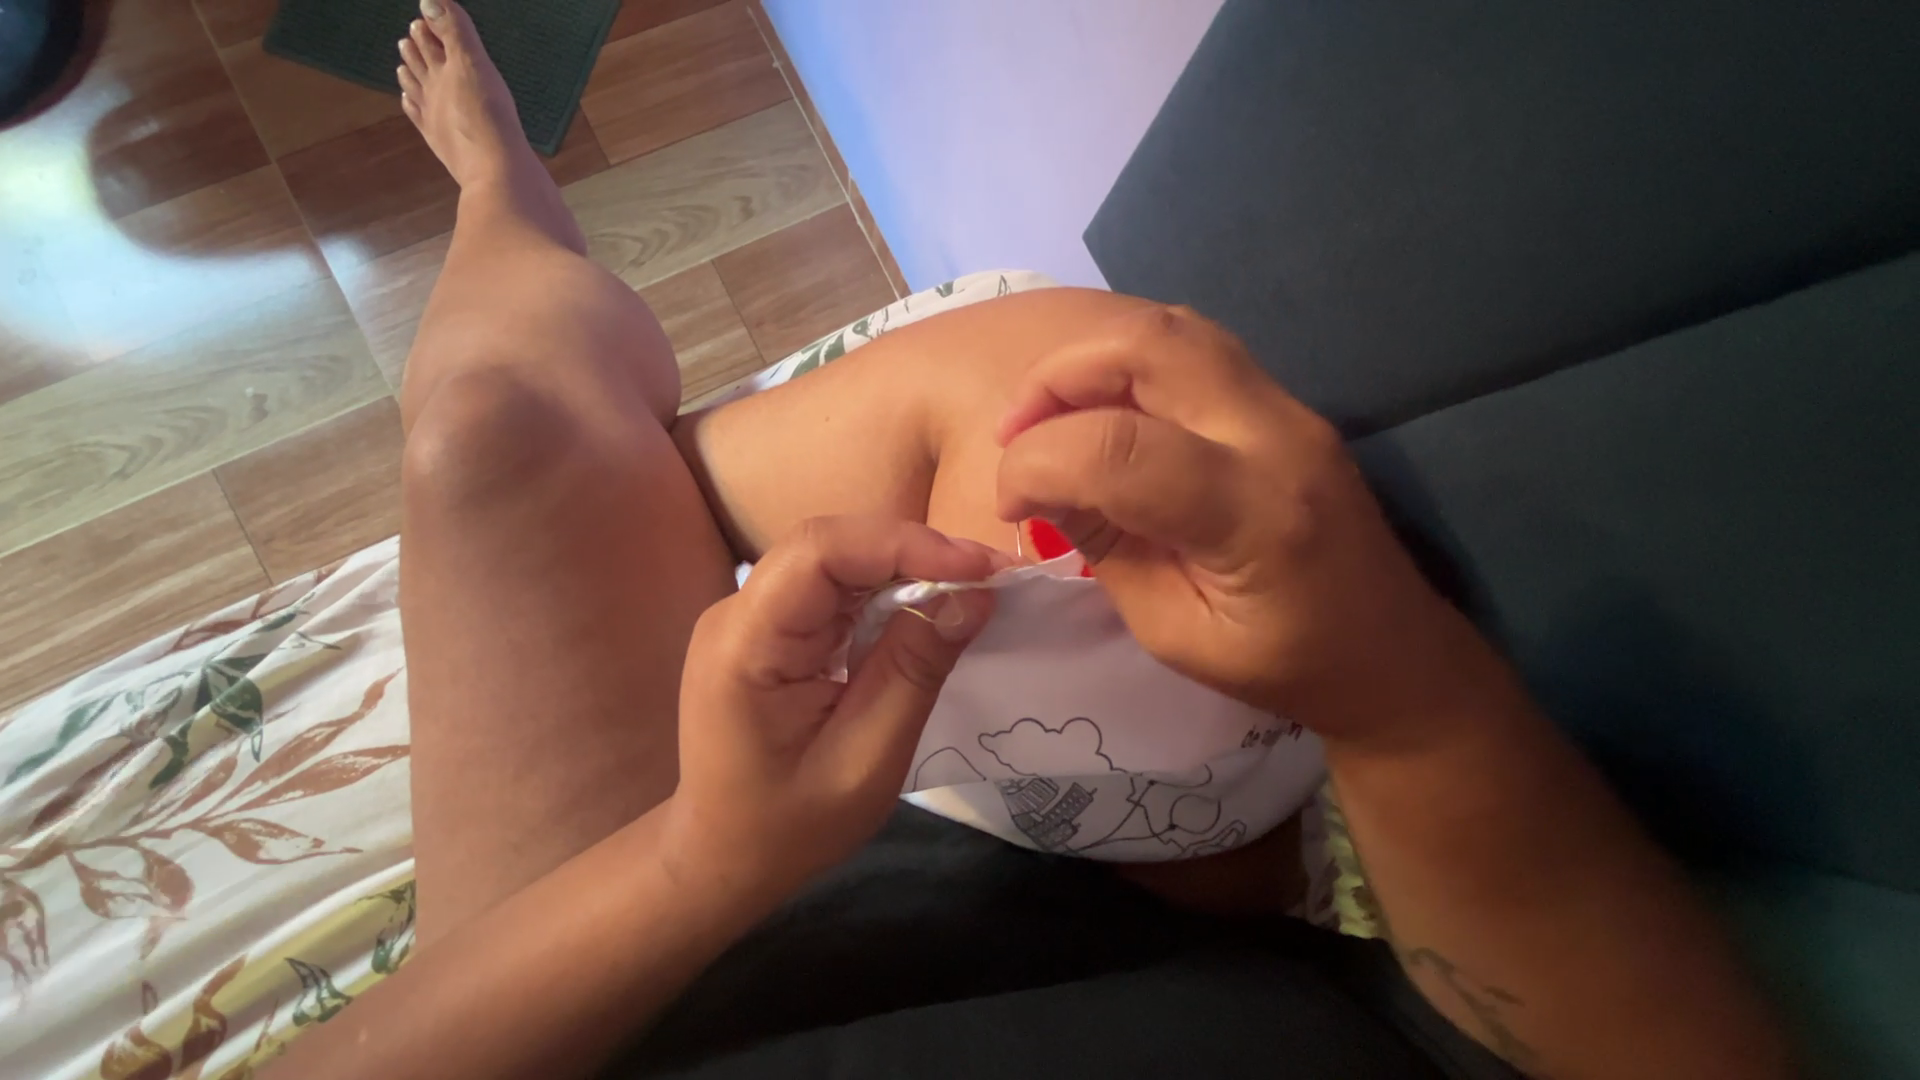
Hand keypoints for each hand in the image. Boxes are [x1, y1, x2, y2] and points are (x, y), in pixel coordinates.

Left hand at [664, 516, 998, 905]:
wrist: (724, 857)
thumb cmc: (789, 826)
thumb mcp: (866, 761)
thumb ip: (915, 671)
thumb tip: (974, 595)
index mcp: (744, 644)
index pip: (819, 552)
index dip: (904, 544)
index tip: (979, 567)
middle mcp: (738, 612)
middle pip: (829, 545)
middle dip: (914, 550)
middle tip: (989, 575)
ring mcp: (751, 616)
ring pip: (837, 560)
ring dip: (907, 566)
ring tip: (972, 586)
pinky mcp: (772, 628)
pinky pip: (835, 589)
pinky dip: (888, 590)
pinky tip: (928, 606)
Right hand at [995, 304, 1488, 741]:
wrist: (1391, 652)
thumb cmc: (1281, 665)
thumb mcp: (1172, 631)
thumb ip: (1106, 548)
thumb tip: (1041, 485)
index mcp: (1252, 516)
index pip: (1118, 450)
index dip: (1036, 464)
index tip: (1010, 506)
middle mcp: (1276, 436)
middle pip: (1151, 346)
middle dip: (1055, 377)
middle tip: (1013, 432)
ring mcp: (1288, 407)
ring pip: (1173, 329)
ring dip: (1088, 359)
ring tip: (1046, 415)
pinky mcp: (1284, 402)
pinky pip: (1193, 349)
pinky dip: (1126, 363)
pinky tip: (1100, 408)